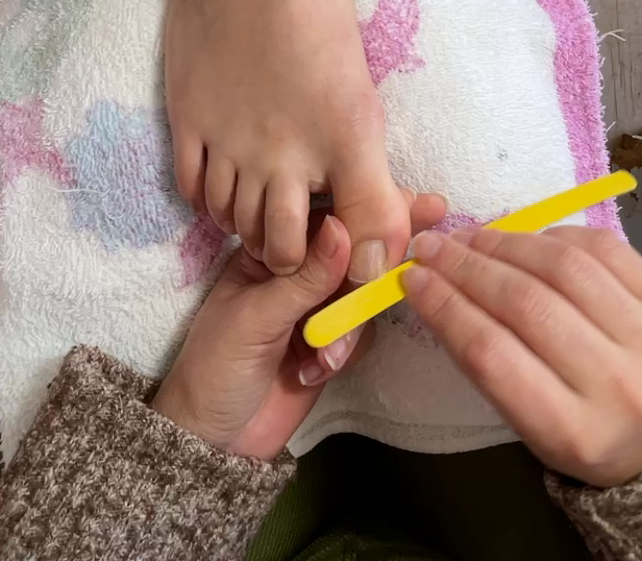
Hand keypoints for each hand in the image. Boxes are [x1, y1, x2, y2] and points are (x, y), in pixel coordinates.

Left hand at [152, 191, 447, 458]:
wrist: (213, 443)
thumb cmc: (217, 367)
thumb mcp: (255, 317)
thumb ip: (304, 277)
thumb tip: (343, 226)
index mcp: (272, 253)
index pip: (326, 221)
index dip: (366, 210)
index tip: (410, 199)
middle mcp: (300, 274)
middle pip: (354, 253)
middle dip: (383, 251)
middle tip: (428, 233)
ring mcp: (318, 310)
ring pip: (362, 296)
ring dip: (350, 323)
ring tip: (322, 354)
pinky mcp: (331, 345)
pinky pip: (360, 334)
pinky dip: (344, 351)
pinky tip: (314, 372)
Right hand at [166, 0, 411, 282]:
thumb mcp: (357, 70)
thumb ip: (360, 146)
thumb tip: (367, 201)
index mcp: (350, 132)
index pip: (370, 232)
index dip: (370, 264)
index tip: (363, 265)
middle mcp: (289, 149)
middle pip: (291, 247)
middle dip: (301, 254)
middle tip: (306, 230)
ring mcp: (231, 138)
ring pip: (240, 225)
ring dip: (256, 228)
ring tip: (266, 208)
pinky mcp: (187, 118)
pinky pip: (196, 193)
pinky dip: (213, 203)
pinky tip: (227, 184)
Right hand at [399, 226, 641, 487]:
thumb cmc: (572, 427)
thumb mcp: (521, 417)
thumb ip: (481, 354)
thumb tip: (434, 278)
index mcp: (571, 431)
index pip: (492, 355)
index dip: (445, 306)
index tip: (413, 276)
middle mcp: (617, 385)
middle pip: (527, 304)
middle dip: (467, 265)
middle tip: (433, 245)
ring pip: (564, 266)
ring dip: (507, 241)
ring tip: (473, 235)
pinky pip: (603, 247)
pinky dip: (556, 233)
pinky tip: (528, 236)